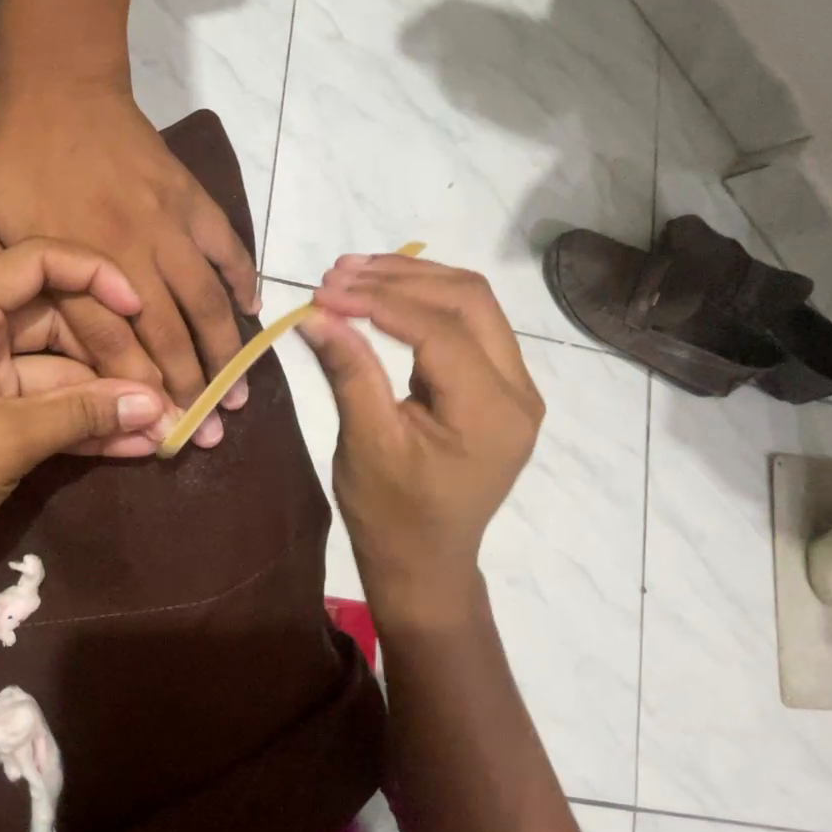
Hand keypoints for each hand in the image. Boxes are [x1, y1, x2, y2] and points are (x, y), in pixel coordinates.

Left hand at [0, 89, 258, 449]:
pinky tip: (254, 317)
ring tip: (237, 397)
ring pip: (204, 301)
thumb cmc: (9, 161)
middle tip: (209, 433)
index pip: (109, 343)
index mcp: (71, 264)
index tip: (155, 429)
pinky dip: (243, 282)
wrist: (59, 89)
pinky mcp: (191, 200)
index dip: (135, 391)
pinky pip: (227, 248)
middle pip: (164, 333)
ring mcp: (166, 223)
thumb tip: (4, 335)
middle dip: (189, 388)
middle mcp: (128, 250)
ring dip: (225, 352)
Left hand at [0, 239, 168, 566]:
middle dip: (116, 359)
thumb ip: (81, 414)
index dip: (94, 273)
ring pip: (58, 373)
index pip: (37, 262)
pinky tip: (135, 445)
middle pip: (57, 322)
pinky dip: (81, 425)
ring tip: (169, 427)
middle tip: (175, 393)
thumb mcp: (6, 438)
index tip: (141, 305)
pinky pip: (44, 408)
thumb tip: (156, 403)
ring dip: (107, 401)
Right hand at [296, 254, 544, 624]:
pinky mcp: (497, 387)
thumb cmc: (391, 511)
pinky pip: (468, 325)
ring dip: (412, 280)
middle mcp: (518, 390)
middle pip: (468, 301)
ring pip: (472, 304)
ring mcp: (514, 387)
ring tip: (350, 272)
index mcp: (491, 412)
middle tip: (333, 275)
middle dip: (398, 278)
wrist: (424, 558)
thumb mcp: (365, 443)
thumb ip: (349, 372)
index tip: (321, 292)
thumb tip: (314, 313)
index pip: (439, 329)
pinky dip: (422, 302)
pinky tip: (380, 295)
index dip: (378, 301)